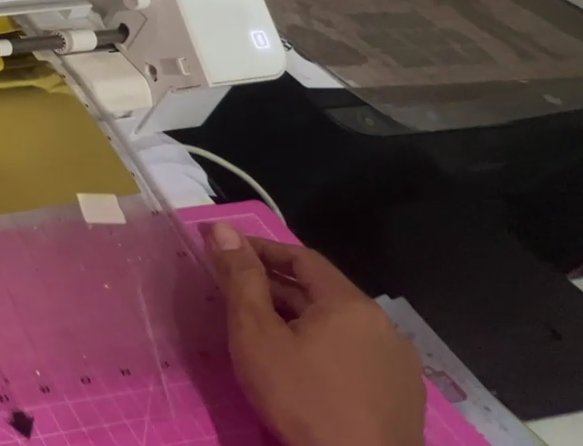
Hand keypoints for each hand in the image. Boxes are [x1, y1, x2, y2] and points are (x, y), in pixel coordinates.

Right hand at [205, 222, 423, 445]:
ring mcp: (398, 363)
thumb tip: (222, 229)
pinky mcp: (401, 394)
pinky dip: (321, 343)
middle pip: (320, 290)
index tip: (222, 253)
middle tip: (231, 292)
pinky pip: (353, 351)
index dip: (259, 249)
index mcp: (351, 305)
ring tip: (259, 329)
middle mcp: (384, 326)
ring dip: (296, 315)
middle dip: (273, 285)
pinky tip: (298, 364)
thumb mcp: (256, 331)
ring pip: (337, 322)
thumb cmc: (300, 395)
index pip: (301, 257)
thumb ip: (240, 277)